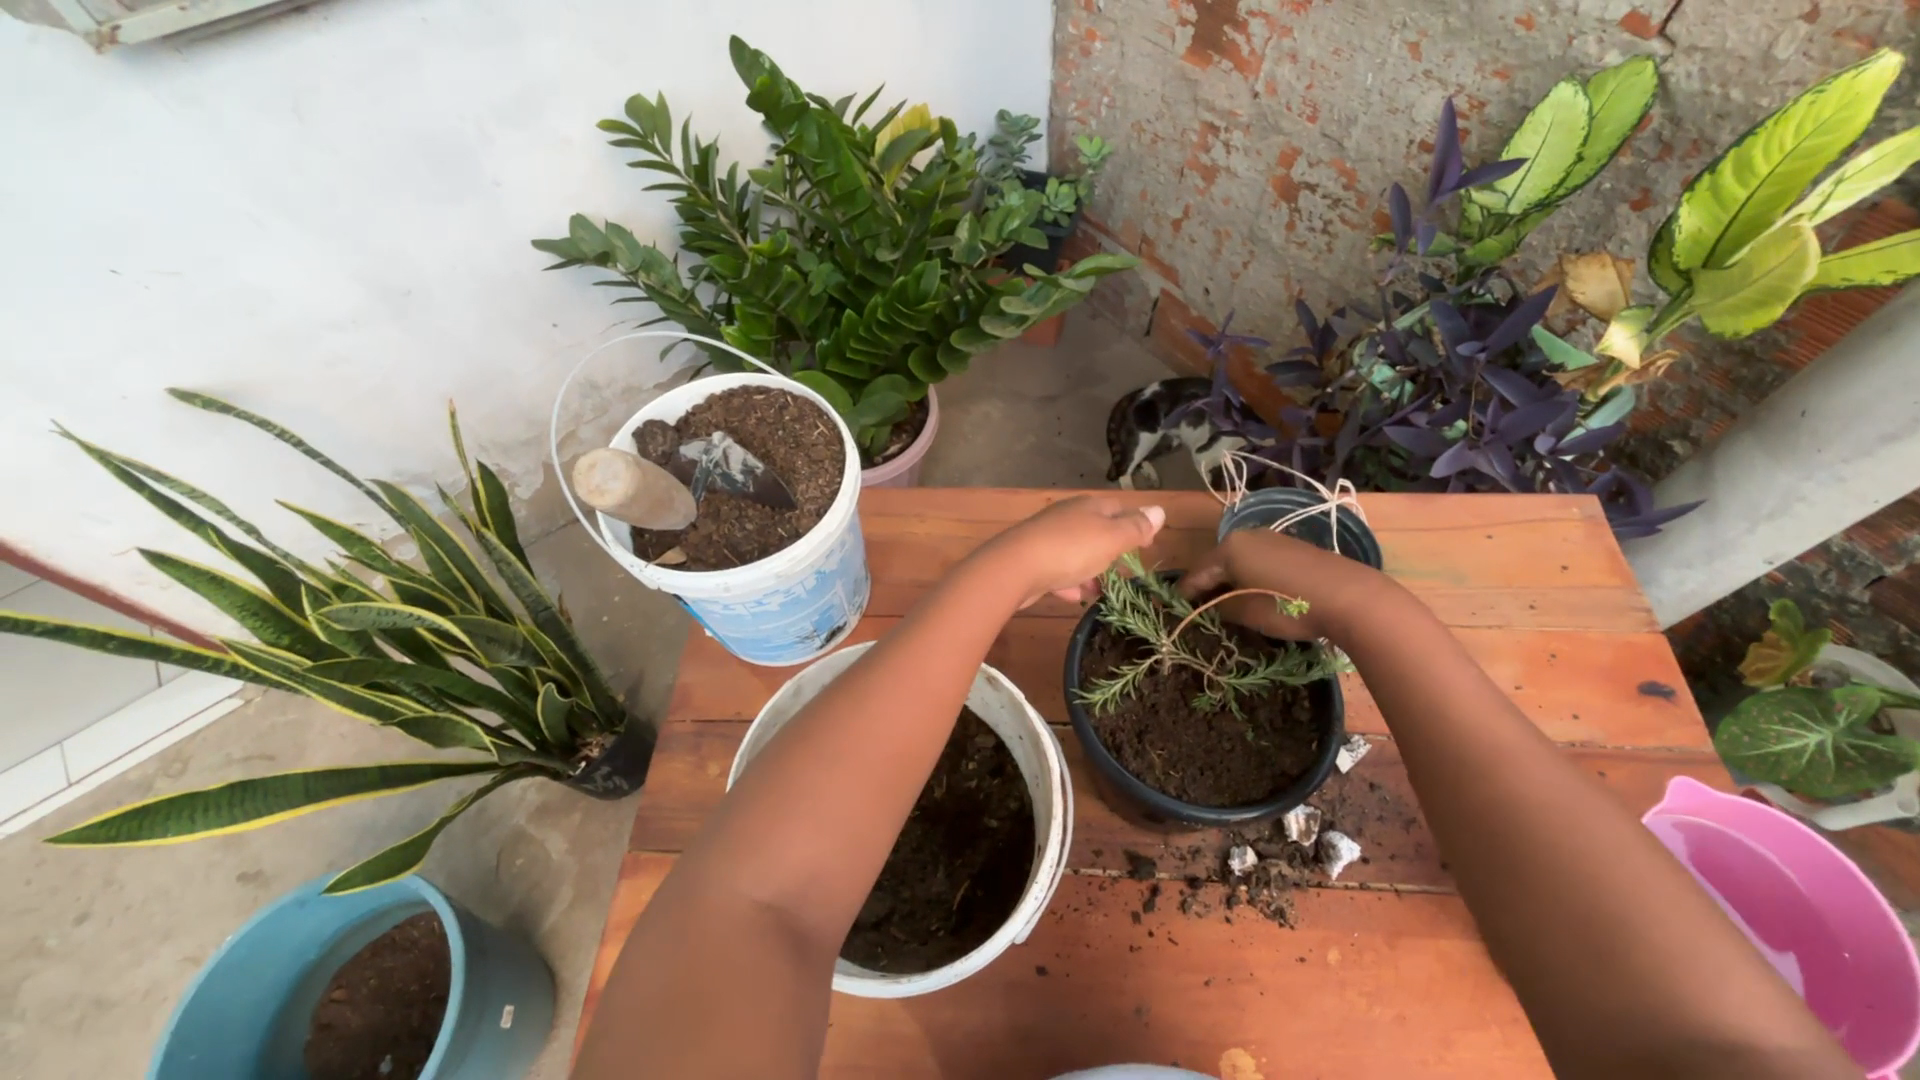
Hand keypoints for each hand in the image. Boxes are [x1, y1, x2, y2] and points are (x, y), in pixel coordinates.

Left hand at [980, 495, 1165, 607]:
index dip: (1136, 525)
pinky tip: (1074, 597)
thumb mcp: (1112, 538)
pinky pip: (1056, 570)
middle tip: (1124, 572)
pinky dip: (1068, 582)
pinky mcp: (1031, 560)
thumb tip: (1159, 509)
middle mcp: (1067, 517)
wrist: (1015, 567)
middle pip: (1096, 530)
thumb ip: (1136, 527)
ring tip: (1100, 592)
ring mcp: (1047, 538)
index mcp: (1089, 506)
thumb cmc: (1072, 549)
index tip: (1148, 546)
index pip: (1119, 509)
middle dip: (1111, 551)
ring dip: (1090, 571)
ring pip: (1076, 553)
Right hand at [1178, 528, 1388, 641]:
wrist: (1351, 597)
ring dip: (1232, 582)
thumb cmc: (1289, 605)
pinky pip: (1262, 562)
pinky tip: (1257, 595)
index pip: (1197, 574)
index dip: (1185, 595)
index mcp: (1229, 548)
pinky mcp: (1295, 548)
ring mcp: (1274, 539)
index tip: (1175, 611)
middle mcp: (1248, 536)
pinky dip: (1253, 577)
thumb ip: (1219, 608)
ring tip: (1228, 605)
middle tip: (1201, 610)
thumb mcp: (1245, 613)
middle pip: (1218, 564)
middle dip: (1209, 586)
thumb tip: (1208, 606)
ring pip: (1241, 562)